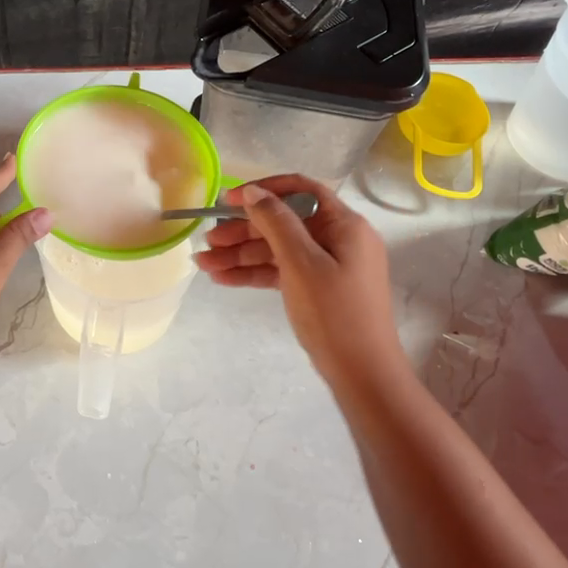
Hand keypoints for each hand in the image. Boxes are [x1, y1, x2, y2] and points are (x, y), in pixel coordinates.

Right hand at [194, 174, 402, 393]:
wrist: (364, 377)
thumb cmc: (334, 313)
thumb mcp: (300, 263)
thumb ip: (275, 222)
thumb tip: (252, 191)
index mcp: (345, 225)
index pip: (300, 190)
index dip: (262, 191)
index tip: (227, 201)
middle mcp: (339, 239)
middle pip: (283, 223)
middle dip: (243, 231)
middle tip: (208, 240)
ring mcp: (329, 265)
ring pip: (278, 249)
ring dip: (241, 255)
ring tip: (204, 264)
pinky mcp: (319, 288)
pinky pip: (282, 271)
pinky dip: (255, 273)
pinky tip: (223, 279)